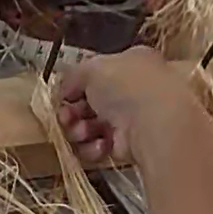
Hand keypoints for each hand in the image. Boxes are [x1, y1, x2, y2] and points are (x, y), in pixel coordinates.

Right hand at [55, 47, 204, 164]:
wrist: (151, 122)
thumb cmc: (124, 85)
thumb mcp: (92, 68)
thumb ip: (72, 77)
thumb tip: (62, 89)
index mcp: (127, 65)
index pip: (93, 77)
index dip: (73, 89)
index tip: (62, 99)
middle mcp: (128, 92)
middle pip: (87, 105)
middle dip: (72, 114)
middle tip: (66, 119)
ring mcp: (127, 121)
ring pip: (89, 129)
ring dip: (79, 132)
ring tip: (83, 132)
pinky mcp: (124, 147)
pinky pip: (98, 148)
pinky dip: (94, 148)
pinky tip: (101, 145)